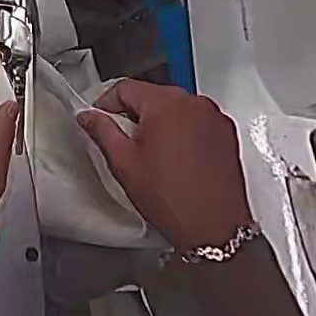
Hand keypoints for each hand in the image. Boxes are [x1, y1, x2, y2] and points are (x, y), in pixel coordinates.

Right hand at [77, 80, 253, 251]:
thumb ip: (102, 131)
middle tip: (125, 144)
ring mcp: (214, 117)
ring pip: (175, 109)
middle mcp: (195, 103)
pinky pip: (196, 122)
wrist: (213, 227)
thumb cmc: (174, 199)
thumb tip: (89, 117)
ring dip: (160, 124)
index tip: (100, 118)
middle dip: (134, 116)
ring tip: (153, 157)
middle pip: (152, 96)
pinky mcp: (226, 133)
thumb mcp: (124, 163)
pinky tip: (176, 161)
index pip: (126, 87)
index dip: (106, 103)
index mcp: (167, 104)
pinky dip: (183, 133)